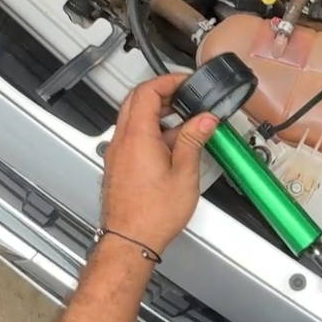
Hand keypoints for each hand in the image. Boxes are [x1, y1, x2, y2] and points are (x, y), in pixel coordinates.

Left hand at [100, 74, 218, 254]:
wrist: (130, 240)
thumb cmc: (152, 215)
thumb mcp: (184, 173)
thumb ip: (193, 140)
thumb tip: (204, 120)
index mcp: (137, 137)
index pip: (147, 91)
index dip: (168, 81)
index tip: (185, 83)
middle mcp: (122, 142)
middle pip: (136, 100)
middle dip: (162, 93)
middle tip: (184, 97)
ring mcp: (117, 153)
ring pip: (133, 118)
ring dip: (157, 114)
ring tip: (184, 123)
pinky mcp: (118, 166)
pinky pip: (132, 137)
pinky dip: (151, 131)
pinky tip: (171, 146)